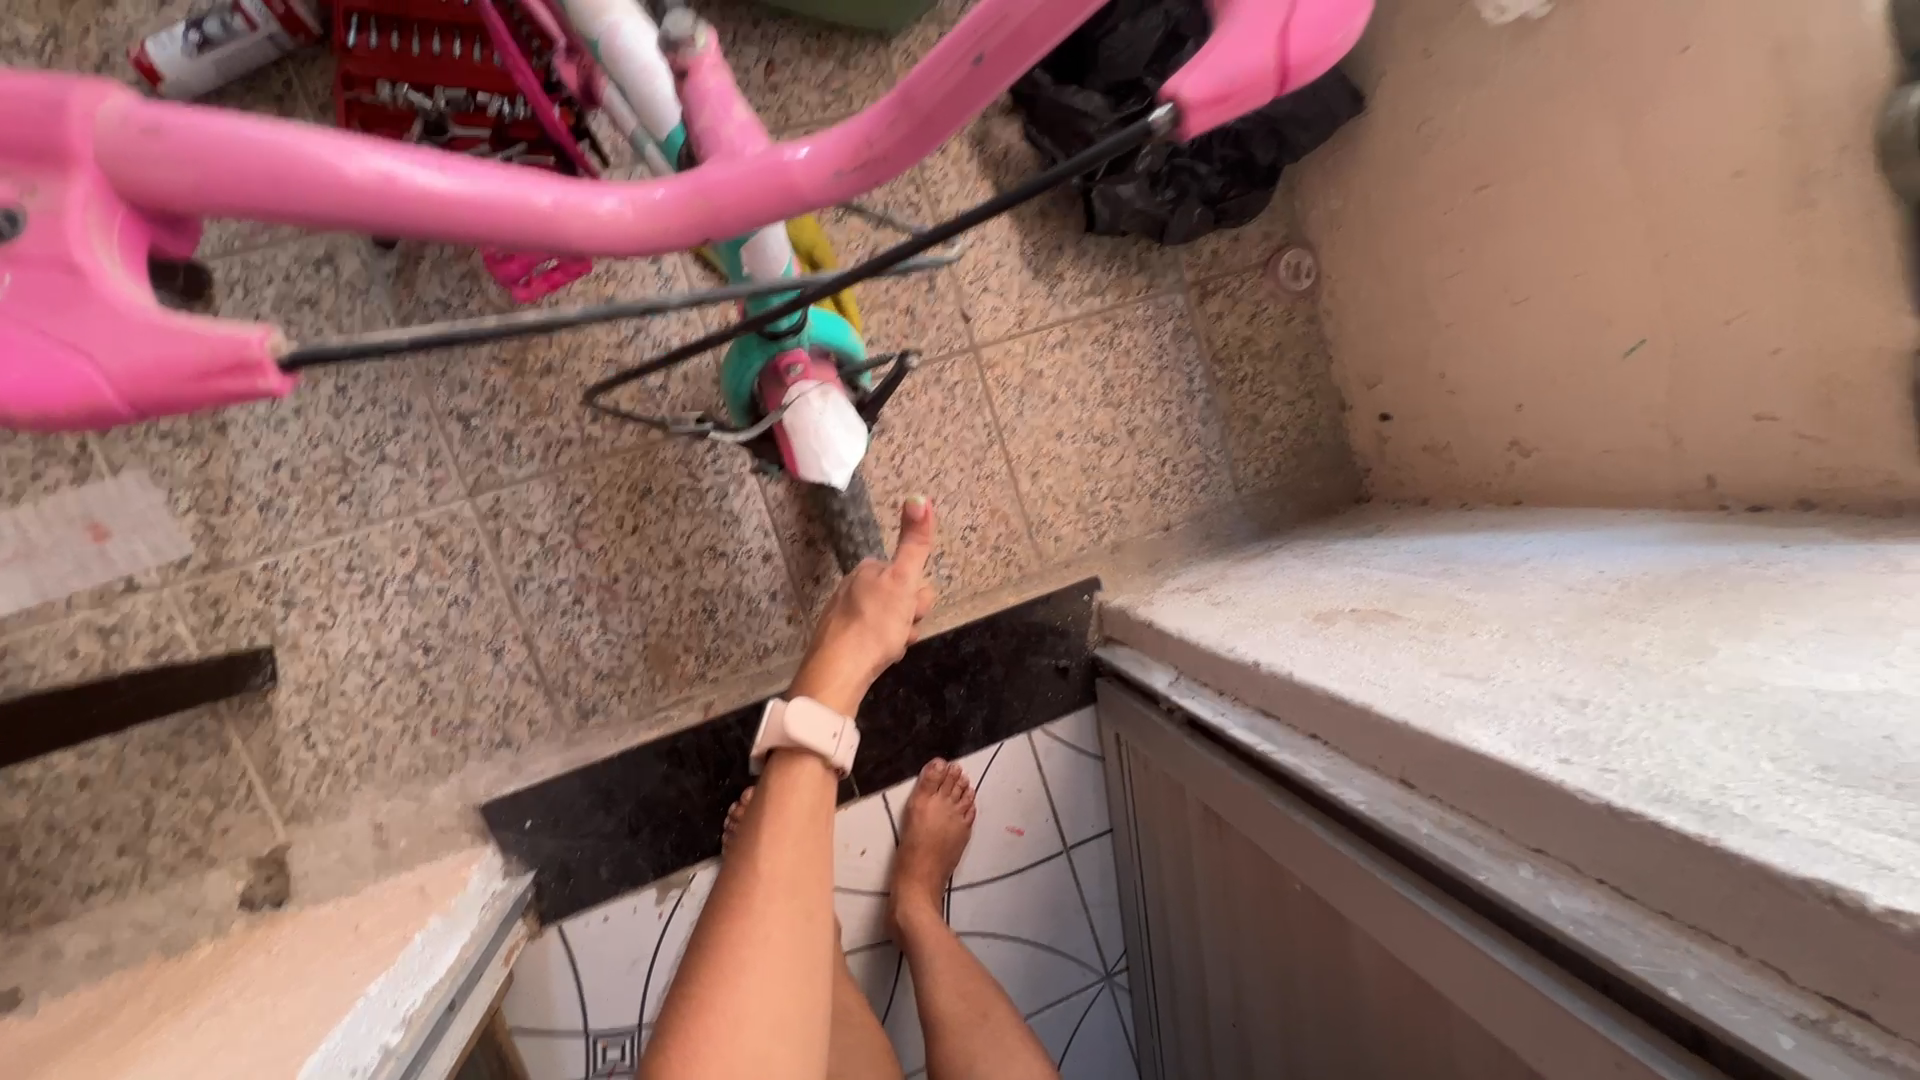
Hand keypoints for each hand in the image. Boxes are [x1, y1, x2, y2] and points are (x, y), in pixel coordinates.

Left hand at [789, 496, 936, 716]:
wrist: (839, 670)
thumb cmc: (874, 624)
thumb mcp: (903, 580)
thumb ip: (915, 542)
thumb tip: (919, 497)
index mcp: (868, 570)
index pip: (909, 576)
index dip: (917, 596)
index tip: (910, 610)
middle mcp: (853, 587)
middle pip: (901, 600)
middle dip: (908, 618)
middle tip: (900, 631)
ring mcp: (845, 614)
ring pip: (890, 622)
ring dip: (898, 636)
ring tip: (890, 647)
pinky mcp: (842, 640)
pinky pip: (875, 640)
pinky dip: (883, 649)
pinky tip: (880, 657)